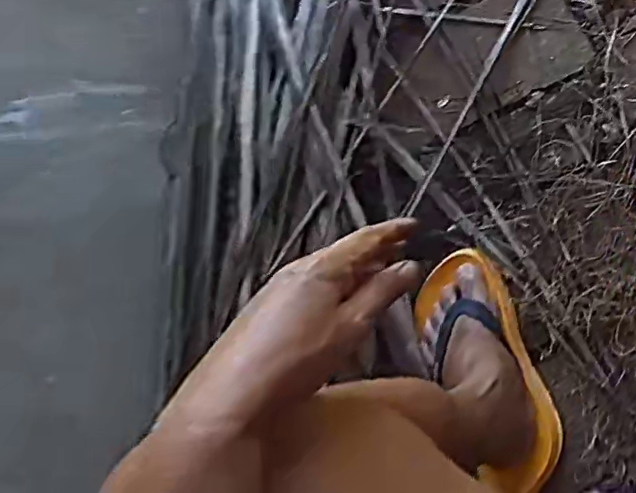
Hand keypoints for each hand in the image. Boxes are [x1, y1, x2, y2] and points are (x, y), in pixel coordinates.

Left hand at [161, 218, 423, 436]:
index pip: (365, 237)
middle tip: (402, 252)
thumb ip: (383, 291)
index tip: (412, 226)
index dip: (393, 230)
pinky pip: (309, 289)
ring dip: (356, 273)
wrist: (223, 410)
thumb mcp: (351, 326)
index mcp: (320, 268)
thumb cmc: (288, 365)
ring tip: (378, 280)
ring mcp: (274, 293)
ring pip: (327, 272)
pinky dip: (334, 290)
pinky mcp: (262, 315)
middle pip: (345, 253)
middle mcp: (295, 273)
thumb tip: (407, 268)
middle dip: (376, 252)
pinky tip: (341, 308)